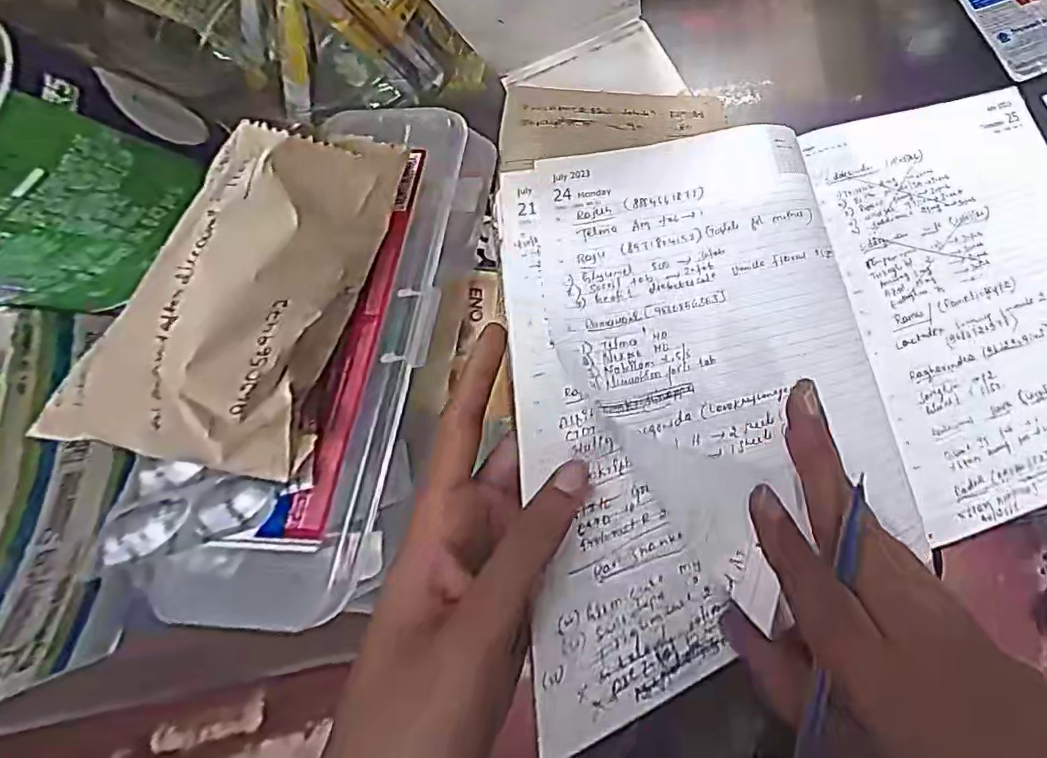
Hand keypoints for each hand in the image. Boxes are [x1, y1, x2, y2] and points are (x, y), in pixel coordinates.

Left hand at [326, 324, 588, 757]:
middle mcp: (468, 543)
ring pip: (541, 516)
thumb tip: (576, 470)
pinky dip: (586, 538)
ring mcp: (494, 580)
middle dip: (553, 431)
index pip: (456, 438)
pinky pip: (556, 559)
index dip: (474, 382)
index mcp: (437, 533)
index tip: (499, 333)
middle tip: (608, 390)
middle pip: (512, 471)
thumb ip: (528, 547)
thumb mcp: (473, 626)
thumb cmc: (414, 715)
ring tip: (633, 443)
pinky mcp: (519, 613)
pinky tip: (626, 521)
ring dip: (579, 487)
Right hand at [724, 381, 1046, 757]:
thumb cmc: (914, 736)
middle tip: (801, 402)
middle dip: (821, 461)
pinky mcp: (928, 575)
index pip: (818, 592)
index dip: (785, 545)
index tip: (759, 495)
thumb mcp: (838, 732)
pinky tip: (829, 469)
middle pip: (851, 528)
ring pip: (866, 517)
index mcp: (871, 664)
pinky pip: (877, 528)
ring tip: (808, 414)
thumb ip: (781, 678)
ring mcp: (921, 586)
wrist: (1013, 742)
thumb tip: (735, 620)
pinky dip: (848, 493)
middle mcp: (900, 611)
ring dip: (833, 463)